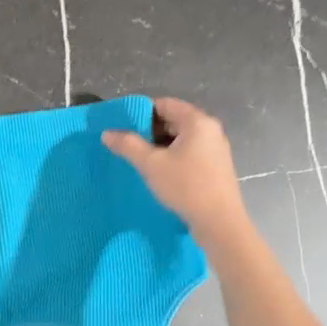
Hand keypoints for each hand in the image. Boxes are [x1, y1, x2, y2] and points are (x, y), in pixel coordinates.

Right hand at [103, 97, 250, 247]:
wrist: (219, 221)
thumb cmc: (186, 186)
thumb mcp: (151, 164)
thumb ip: (128, 145)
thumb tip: (107, 133)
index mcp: (197, 121)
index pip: (165, 104)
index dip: (141, 112)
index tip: (123, 126)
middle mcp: (210, 129)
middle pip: (173, 119)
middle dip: (149, 130)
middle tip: (128, 144)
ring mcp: (215, 148)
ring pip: (181, 137)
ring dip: (159, 145)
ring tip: (140, 159)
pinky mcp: (215, 165)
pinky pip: (189, 151)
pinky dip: (172, 155)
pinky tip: (159, 171)